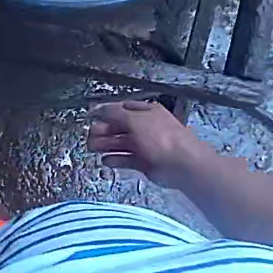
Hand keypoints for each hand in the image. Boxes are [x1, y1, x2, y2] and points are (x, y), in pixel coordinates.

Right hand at [87, 101, 216, 192]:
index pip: (121, 108)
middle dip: (103, 131)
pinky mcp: (144, 162)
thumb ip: (113, 113)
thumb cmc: (164, 138)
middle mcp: (146, 128)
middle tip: (91, 135)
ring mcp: (146, 146)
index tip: (92, 117)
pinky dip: (115, 159)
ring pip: (120, 143)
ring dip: (106, 145)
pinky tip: (107, 160)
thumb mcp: (133, 119)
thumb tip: (98, 109)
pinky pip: (125, 159)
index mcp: (146, 112)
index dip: (106, 112)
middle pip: (119, 127)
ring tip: (93, 148)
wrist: (182, 164)